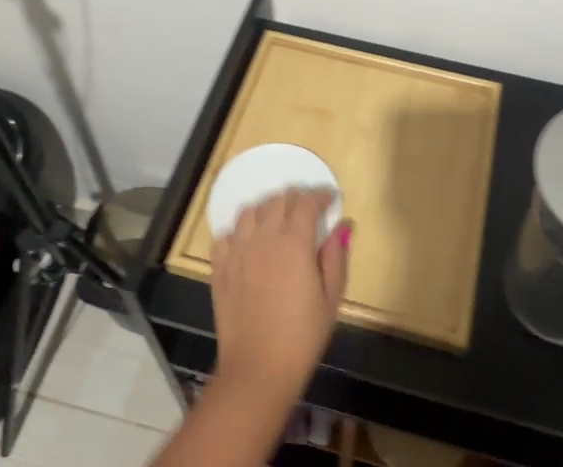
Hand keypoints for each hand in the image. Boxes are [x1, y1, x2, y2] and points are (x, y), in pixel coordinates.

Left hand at [210, 188, 351, 399]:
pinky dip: (239, 231)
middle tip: (307, 210)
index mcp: (295, 241)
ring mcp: (238, 250)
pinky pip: (226, 235)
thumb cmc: (302, 336)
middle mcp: (264, 237)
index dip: (320, 195)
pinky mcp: (219, 267)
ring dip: (266, 209)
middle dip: (296, 198)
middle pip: (278, 200)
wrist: (258, 368)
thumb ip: (336, 256)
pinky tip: (248, 243)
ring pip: (250, 211)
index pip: (307, 201)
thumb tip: (342, 226)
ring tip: (277, 221)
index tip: (330, 200)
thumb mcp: (331, 297)